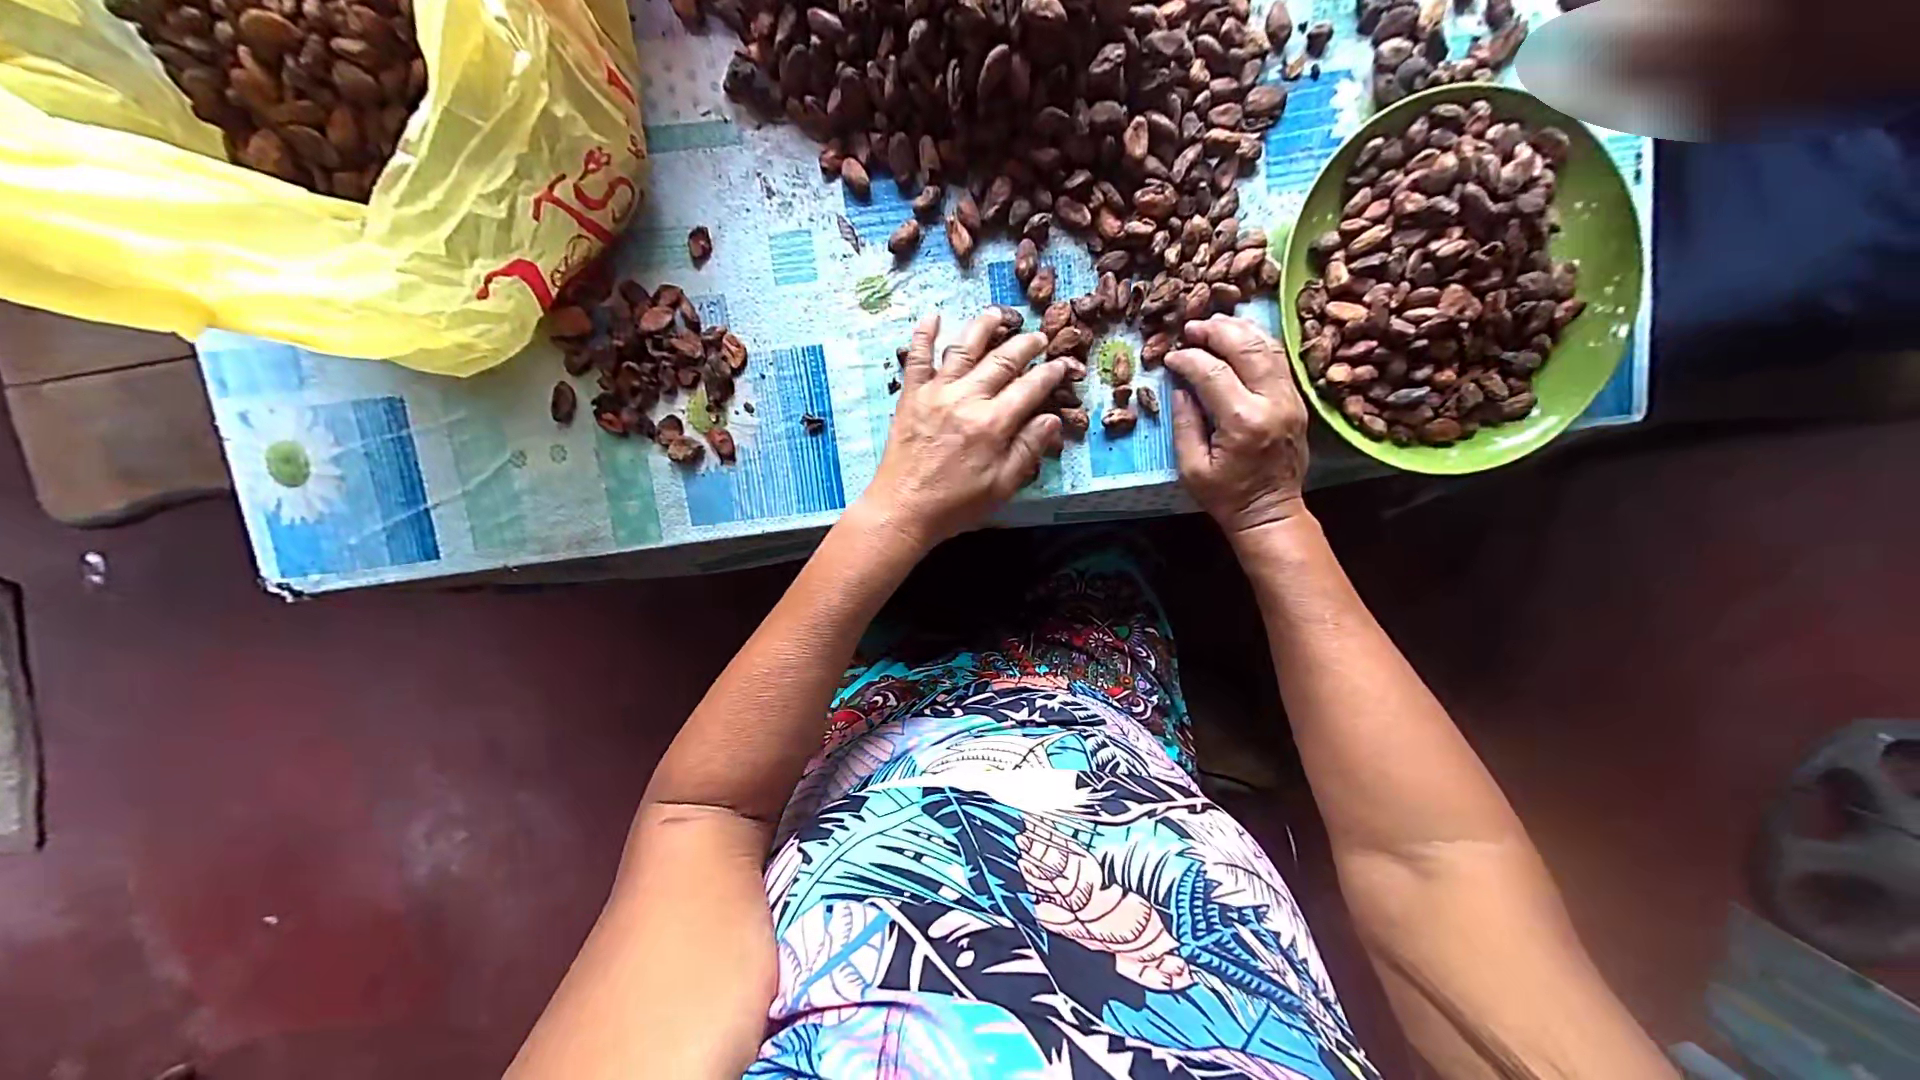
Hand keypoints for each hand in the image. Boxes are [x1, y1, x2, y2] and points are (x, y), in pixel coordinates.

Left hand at [858, 310, 1080, 547]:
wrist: (903, 509)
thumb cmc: (956, 505)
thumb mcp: (1003, 485)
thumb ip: (1028, 449)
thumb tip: (1052, 419)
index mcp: (993, 424)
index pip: (1031, 387)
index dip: (1051, 373)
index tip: (1063, 363)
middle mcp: (967, 399)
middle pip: (1003, 360)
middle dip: (1026, 344)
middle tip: (1039, 336)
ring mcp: (936, 393)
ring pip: (964, 347)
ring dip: (983, 326)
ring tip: (997, 313)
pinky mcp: (911, 396)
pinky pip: (917, 357)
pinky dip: (924, 334)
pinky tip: (933, 317)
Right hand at [1165, 316, 1310, 539]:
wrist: (1270, 511)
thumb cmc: (1225, 496)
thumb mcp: (1191, 467)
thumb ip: (1184, 423)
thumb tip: (1181, 385)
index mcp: (1243, 422)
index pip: (1213, 373)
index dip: (1188, 358)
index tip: (1171, 357)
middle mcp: (1273, 403)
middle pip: (1246, 348)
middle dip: (1215, 332)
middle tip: (1191, 327)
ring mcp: (1291, 399)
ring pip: (1268, 347)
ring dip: (1239, 330)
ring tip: (1212, 325)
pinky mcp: (1297, 400)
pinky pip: (1278, 360)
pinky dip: (1257, 343)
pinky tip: (1237, 338)